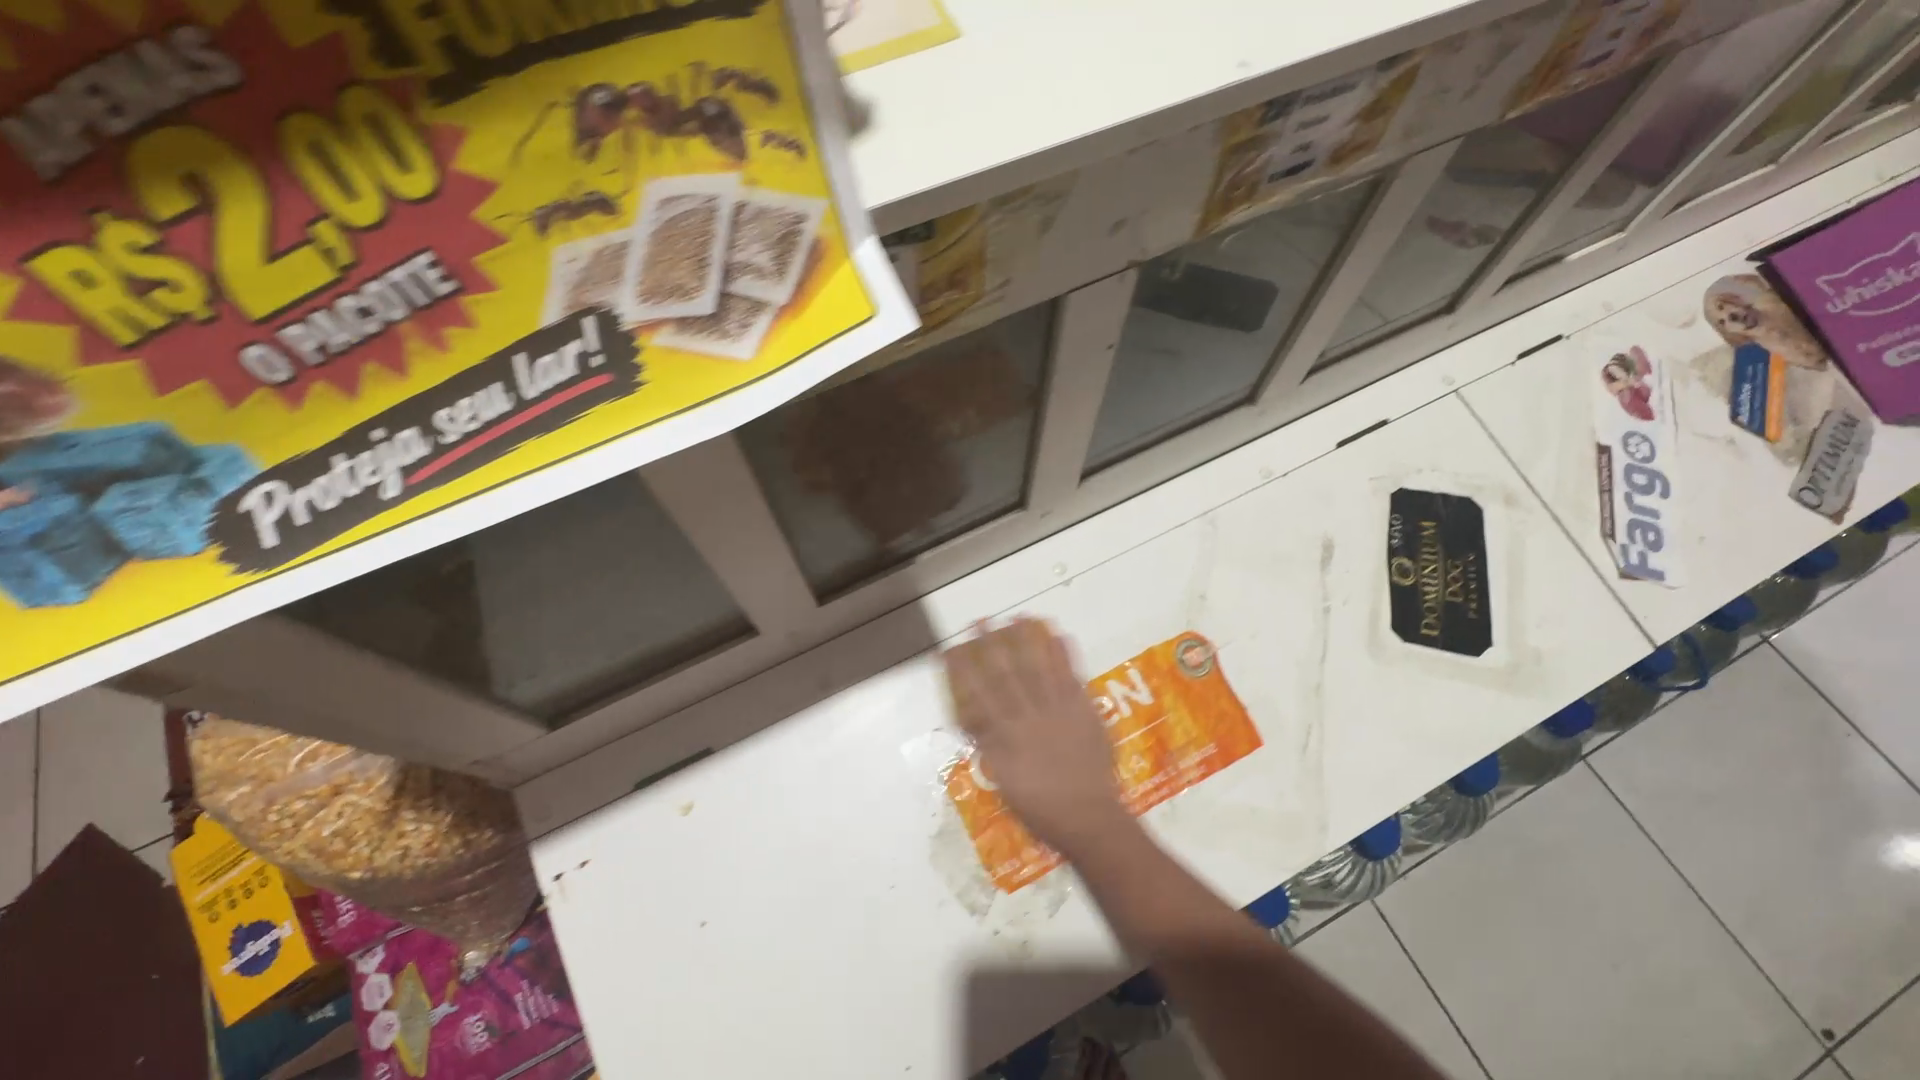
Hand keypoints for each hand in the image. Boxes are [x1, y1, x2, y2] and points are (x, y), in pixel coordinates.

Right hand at [942, 618, 1138, 858]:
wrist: (1087, 817)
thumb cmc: (1041, 809)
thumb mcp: (1004, 782)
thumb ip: (991, 748)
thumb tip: (974, 721)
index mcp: (1005, 736)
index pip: (977, 694)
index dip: (963, 669)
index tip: (951, 648)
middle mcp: (1028, 715)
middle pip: (1006, 673)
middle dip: (991, 645)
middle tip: (980, 620)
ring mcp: (1058, 709)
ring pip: (1039, 667)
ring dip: (1027, 640)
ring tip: (1018, 616)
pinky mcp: (1084, 710)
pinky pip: (1072, 676)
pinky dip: (1064, 655)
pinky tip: (1058, 635)